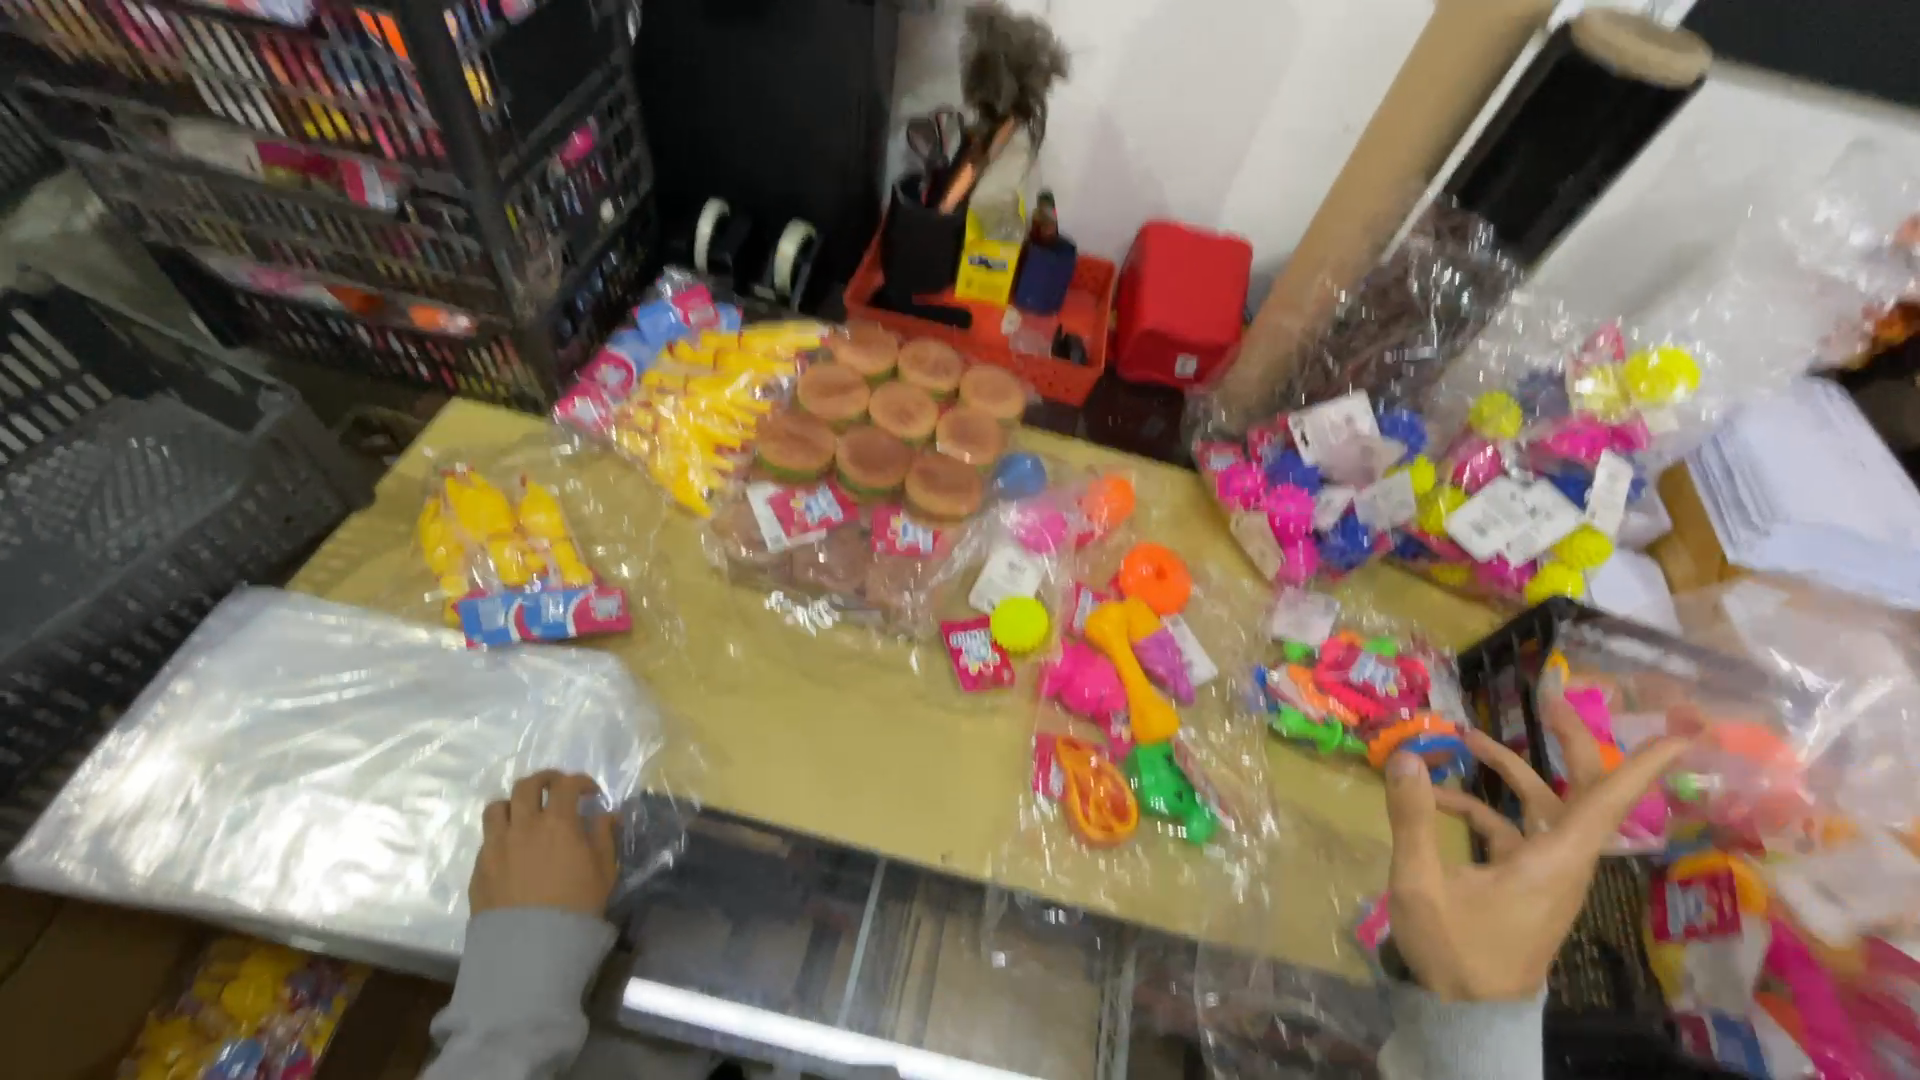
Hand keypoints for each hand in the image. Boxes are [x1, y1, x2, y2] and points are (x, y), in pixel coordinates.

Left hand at [470, 771, 618, 917]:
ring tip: (527, 816)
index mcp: (558, 822)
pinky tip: (514, 849)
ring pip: (498, 807)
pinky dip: (502, 833)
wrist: (532, 947)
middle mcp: (523, 826)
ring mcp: (496, 846)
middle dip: (545, 780)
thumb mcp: (604, 869)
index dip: (581, 782)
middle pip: (526, 785)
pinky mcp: (479, 867)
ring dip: (515, 804)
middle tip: (556, 790)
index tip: (590, 793)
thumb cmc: (577, 905)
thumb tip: (606, 815)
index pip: (566, 784)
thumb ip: (604, 835)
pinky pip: (488, 837)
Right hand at [1383, 698, 1695, 1001]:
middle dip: (1568, 742)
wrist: (1470, 1008)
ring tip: (1465, 737)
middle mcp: (1562, 858)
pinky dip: (1477, 805)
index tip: (1683, 729)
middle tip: (1548, 698)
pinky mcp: (1524, 879)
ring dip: (1508, 768)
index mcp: (1554, 859)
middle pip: (1582, 790)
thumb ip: (1413, 818)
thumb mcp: (1422, 882)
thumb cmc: (1456, 947)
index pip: (1609, 801)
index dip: (1645, 763)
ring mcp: (1544, 869)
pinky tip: (1434, 797)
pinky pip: (1510, 828)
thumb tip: (1405, 756)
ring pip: (1542, 805)